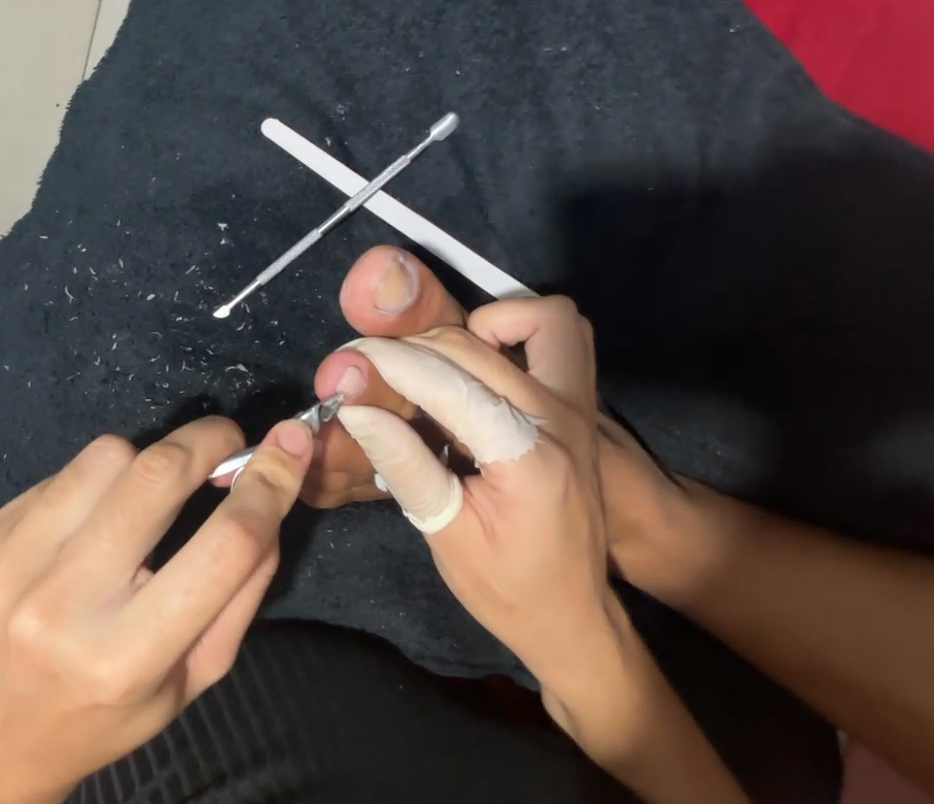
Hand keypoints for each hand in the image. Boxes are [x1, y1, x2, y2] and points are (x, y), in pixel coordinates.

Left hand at [0, 417, 313, 803]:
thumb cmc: (110, 715)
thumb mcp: (197, 675)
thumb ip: (244, 587)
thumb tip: (271, 490)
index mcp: (126, 657)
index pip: (223, 546)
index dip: (267, 486)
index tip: (289, 446)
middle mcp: (62, 607)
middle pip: (157, 477)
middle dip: (208, 442)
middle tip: (229, 442)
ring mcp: (14, 565)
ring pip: (109, 455)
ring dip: (150, 458)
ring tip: (156, 490)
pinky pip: (67, 469)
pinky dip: (102, 477)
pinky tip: (102, 515)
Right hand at [331, 293, 745, 802]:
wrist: (574, 613)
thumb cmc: (506, 587)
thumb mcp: (446, 535)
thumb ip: (404, 464)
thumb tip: (353, 409)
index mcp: (527, 457)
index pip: (448, 383)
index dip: (392, 362)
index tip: (349, 357)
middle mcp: (562, 416)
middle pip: (474, 347)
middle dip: (413, 347)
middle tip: (371, 370)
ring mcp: (581, 404)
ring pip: (535, 320)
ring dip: (477, 328)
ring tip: (435, 363)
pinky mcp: (583, 402)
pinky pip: (560, 333)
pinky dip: (518, 330)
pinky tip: (480, 365)